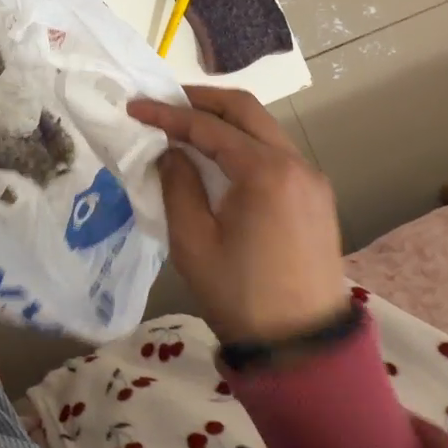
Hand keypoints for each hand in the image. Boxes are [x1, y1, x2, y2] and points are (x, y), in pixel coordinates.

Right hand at [129, 86, 347, 345]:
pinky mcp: (314, 197)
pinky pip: (274, 151)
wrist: (303, 348)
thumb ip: (177, 183)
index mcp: (265, 172)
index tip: (133, 107)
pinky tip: (216, 155)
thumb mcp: (192, 239)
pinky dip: (242, 141)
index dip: (166, 113)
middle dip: (200, 100)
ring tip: (183, 125)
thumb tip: (171, 152)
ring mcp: (311, 180)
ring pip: (262, 128)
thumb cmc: (239, 293)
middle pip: (245, 110)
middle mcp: (295, 164)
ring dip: (222, 119)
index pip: (208, 126)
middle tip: (162, 102)